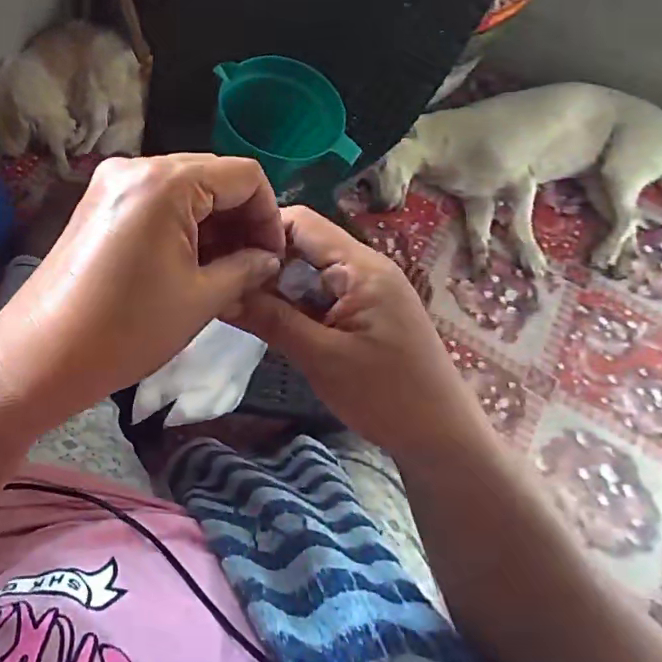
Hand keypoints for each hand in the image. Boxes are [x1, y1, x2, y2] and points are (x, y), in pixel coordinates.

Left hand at [0, 154, 284, 424]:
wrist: (41, 356)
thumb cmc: (126, 328)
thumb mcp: (201, 299)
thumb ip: (246, 268)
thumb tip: (268, 258)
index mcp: (165, 181)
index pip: (243, 175)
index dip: (269, 215)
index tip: (272, 258)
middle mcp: (134, 168)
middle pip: (211, 177)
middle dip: (239, 220)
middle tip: (251, 268)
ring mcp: (109, 184)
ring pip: (182, 191)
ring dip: (210, 225)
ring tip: (222, 272)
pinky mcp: (94, 206)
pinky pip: (152, 204)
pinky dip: (178, 226)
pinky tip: (187, 264)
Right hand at [231, 206, 481, 448]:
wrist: (443, 439)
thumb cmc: (386, 396)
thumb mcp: (319, 356)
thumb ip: (269, 319)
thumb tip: (219, 293)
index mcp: (361, 267)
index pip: (300, 222)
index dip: (258, 230)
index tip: (221, 252)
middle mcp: (365, 267)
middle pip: (302, 243)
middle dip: (261, 258)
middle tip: (220, 279)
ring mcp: (367, 289)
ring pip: (308, 269)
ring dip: (274, 282)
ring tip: (234, 297)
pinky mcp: (364, 311)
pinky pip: (320, 292)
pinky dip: (292, 301)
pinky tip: (266, 316)